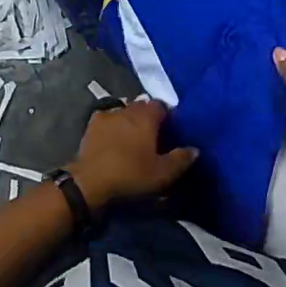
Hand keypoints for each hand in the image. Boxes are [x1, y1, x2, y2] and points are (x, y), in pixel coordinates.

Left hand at [65, 101, 197, 209]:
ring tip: (132, 136)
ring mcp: (107, 113)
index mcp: (146, 117)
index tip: (170, 129)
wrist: (91, 181)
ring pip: (124, 110)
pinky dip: (113, 124)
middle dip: (148, 116)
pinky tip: (113, 137)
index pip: (160, 105)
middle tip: (153, 134)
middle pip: (141, 106)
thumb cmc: (131, 175)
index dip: (166, 115)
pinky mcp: (91, 123)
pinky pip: (108, 118)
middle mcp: (127, 109)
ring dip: (130, 119)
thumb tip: (194, 149)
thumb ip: (181, 159)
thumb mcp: (162, 174)